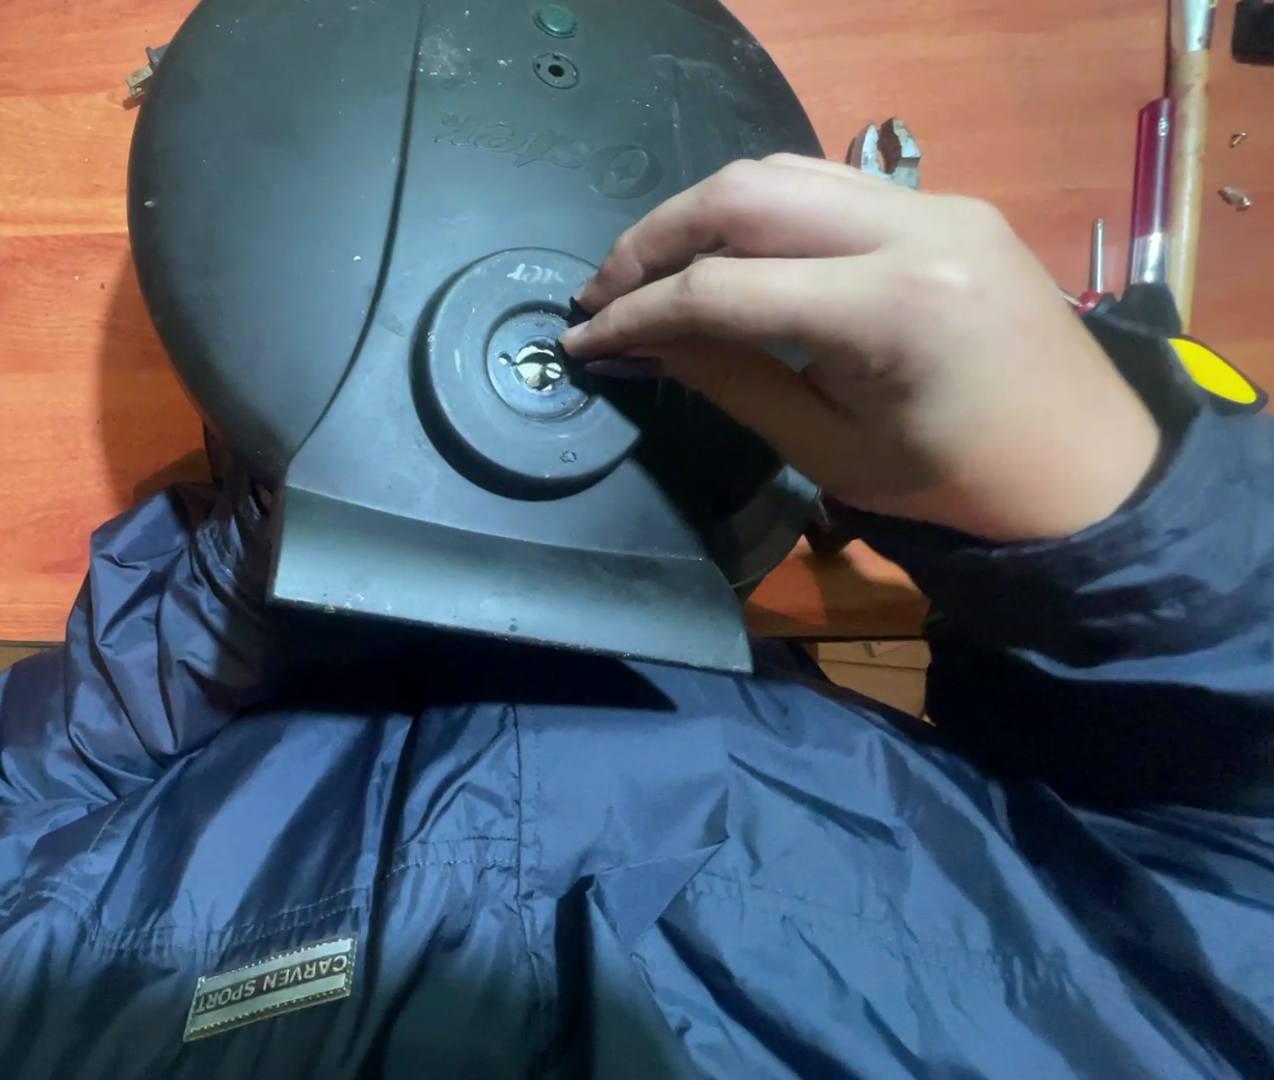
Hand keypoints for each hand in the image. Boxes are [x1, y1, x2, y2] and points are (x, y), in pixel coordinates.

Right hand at [560, 155, 1160, 542]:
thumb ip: (725, 380)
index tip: (582, 339)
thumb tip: (639, 343)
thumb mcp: (819, 446)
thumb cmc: (947, 479)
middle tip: (601, 295)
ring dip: (690, 218)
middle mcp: (913, 227)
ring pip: (773, 172)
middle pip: (742, 195)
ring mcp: (930, 202)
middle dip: (650, 243)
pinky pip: (813, 183)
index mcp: (888, 309)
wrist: (1081, 461)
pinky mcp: (933, 203)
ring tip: (644, 274)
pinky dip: (743, 212)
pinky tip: (713, 255)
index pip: (719, 288)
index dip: (635, 313)